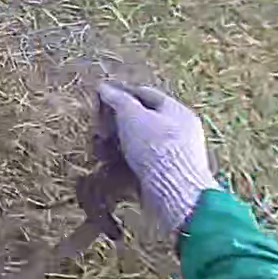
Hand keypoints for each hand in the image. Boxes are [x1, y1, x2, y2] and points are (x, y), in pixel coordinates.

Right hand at [96, 81, 218, 234]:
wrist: (176, 191)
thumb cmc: (156, 148)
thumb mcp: (131, 116)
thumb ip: (118, 99)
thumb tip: (104, 87)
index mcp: (177, 110)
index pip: (144, 92)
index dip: (120, 92)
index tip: (98, 95)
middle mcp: (180, 127)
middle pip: (141, 115)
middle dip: (116, 118)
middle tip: (97, 122)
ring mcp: (175, 149)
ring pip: (138, 136)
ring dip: (117, 138)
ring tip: (100, 144)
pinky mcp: (168, 167)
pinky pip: (141, 154)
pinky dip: (124, 154)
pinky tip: (111, 160)